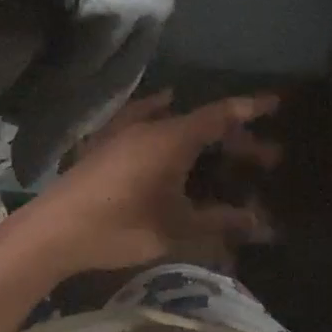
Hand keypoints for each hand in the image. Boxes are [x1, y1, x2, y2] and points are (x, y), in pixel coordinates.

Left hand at [13, 91, 281, 274]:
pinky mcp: (103, 143)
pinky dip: (159, 117)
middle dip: (233, 138)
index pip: (219, 115)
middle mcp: (149, 126)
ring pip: (172, 125)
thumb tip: (261, 221)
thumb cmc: (122, 226)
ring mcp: (122, 131)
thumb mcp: (178, 229)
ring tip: (223, 148)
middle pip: (199, 123)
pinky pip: (142, 120)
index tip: (275, 102)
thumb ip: (220, 222)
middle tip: (265, 157)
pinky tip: (160, 112)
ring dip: (201, 137)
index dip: (248, 109)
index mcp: (171, 138)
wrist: (56, 229)